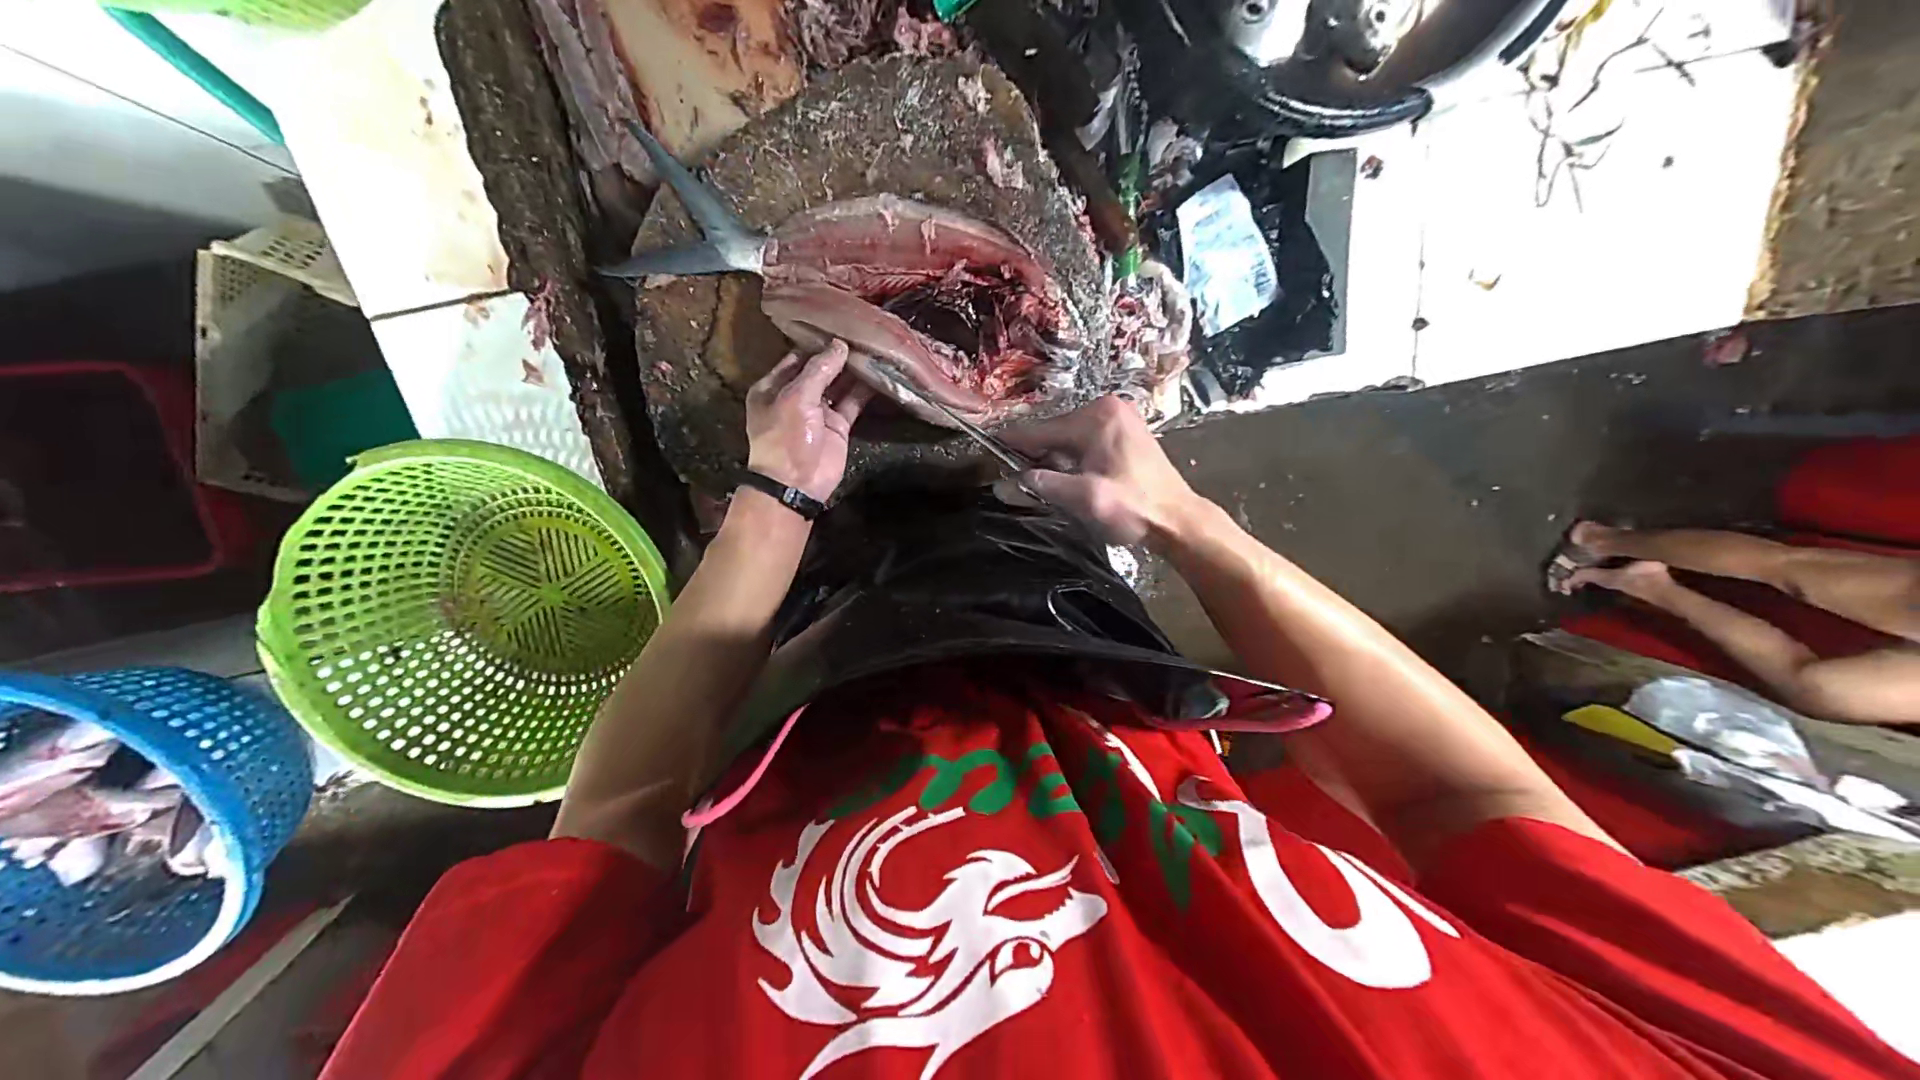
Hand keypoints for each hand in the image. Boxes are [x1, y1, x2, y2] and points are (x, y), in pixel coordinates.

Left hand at [746, 340, 873, 503]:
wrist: (796, 484)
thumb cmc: (786, 436)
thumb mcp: (797, 397)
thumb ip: (819, 369)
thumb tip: (839, 345)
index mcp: (773, 387)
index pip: (797, 358)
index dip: (817, 344)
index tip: (840, 326)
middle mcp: (795, 396)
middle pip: (820, 370)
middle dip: (839, 356)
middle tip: (863, 335)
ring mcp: (818, 412)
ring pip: (839, 385)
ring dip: (854, 371)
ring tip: (874, 350)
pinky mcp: (838, 427)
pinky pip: (852, 403)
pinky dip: (864, 391)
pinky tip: (878, 374)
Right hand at [996, 396, 1205, 545]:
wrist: (1178, 520)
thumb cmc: (1134, 508)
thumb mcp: (1084, 499)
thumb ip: (1043, 486)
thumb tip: (1004, 484)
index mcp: (1097, 417)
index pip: (1041, 429)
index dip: (1013, 443)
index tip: (987, 446)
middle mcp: (1107, 407)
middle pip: (1054, 432)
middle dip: (1035, 455)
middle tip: (1016, 480)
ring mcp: (1119, 417)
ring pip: (1068, 438)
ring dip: (1053, 459)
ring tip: (1043, 483)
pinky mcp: (1125, 431)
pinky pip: (1085, 441)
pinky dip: (1071, 457)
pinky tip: (1068, 477)